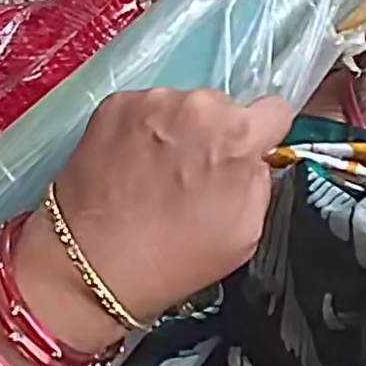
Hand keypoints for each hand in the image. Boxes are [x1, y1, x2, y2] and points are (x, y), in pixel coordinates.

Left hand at [13, 89, 293, 350]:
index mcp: (237, 135)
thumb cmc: (177, 257)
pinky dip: (143, 127)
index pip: (276, 108)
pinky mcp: (116, 102)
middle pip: (224, 107)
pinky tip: (130, 161)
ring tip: (154, 169)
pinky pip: (146, 107)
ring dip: (178, 128)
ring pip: (183, 105)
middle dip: (215, 132)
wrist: (90, 266)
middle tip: (191, 171)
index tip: (247, 152)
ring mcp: (153, 99)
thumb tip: (252, 157)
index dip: (264, 132)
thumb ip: (259, 180)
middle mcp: (199, 104)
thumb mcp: (246, 231)